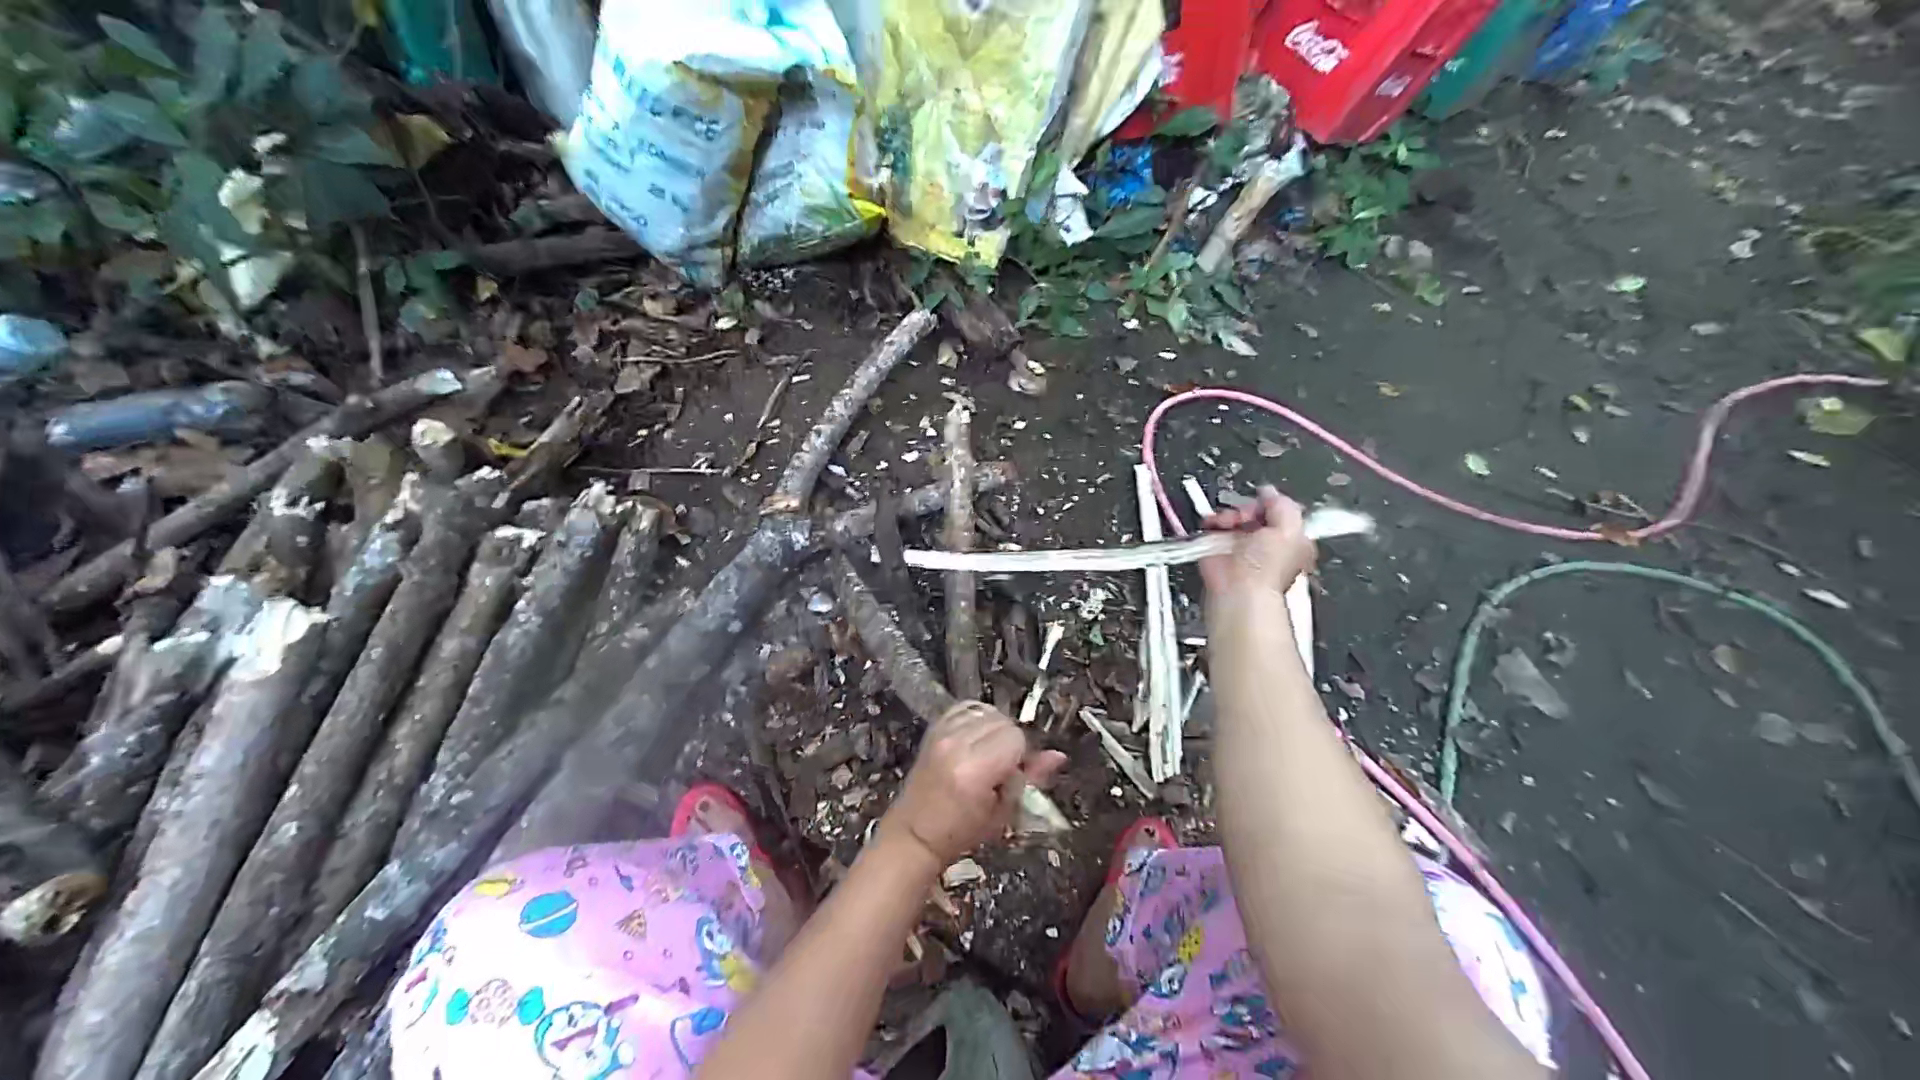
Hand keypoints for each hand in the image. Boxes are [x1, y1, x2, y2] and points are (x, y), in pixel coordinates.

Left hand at [882, 701, 1066, 867]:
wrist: (917, 833)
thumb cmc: (961, 832)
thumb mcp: (1003, 813)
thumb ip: (1031, 778)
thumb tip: (1058, 756)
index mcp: (974, 769)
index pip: (1016, 737)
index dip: (1023, 755)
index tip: (1016, 774)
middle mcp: (956, 744)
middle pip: (1003, 721)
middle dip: (1011, 742)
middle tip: (1004, 768)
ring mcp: (942, 733)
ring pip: (987, 711)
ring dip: (995, 729)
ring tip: (989, 754)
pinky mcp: (934, 728)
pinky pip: (966, 708)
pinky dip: (977, 719)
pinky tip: (977, 740)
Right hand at [1197, 485, 1315, 600]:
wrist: (1237, 588)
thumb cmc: (1267, 567)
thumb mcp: (1289, 528)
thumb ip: (1283, 505)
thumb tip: (1268, 491)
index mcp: (1287, 537)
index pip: (1279, 509)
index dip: (1270, 503)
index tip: (1264, 504)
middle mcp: (1263, 540)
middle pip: (1254, 509)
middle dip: (1248, 508)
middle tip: (1245, 516)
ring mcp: (1239, 542)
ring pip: (1233, 514)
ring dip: (1229, 514)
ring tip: (1228, 523)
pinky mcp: (1216, 546)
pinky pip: (1212, 524)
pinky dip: (1212, 522)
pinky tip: (1214, 525)